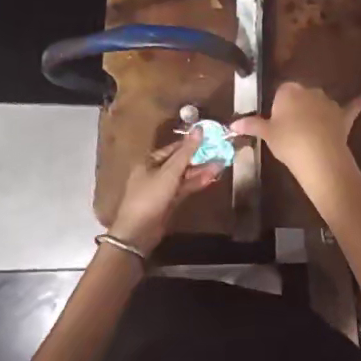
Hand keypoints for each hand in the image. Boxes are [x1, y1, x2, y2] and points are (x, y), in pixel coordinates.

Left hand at [107, 128, 223, 253]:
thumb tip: (198, 129)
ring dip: (200, 171)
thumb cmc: (150, 197)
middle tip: (219, 152)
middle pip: (179, 162)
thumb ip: (185, 152)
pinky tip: (211, 178)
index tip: (209, 138)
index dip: (190, 143)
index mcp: (148, 161)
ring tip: (221, 164)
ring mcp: (162, 189)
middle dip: (198, 158)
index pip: (172, 148)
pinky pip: (183, 189)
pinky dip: (196, 183)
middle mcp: (154, 173)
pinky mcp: (168, 203)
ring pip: (183, 176)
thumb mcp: (169, 173)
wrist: (138, 231)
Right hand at [230, 83, 360, 184]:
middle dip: (296, 109)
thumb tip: (232, 124)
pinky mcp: (344, 115)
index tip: (276, 123)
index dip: (279, 107)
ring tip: (309, 132)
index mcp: (289, 92)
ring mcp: (329, 102)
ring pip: (320, 103)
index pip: (281, 92)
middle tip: (290, 130)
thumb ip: (252, 126)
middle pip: (301, 96)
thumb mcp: (266, 135)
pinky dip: (360, 101)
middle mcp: (310, 91)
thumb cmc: (288, 142)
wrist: (319, 157)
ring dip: (316, 111)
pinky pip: (352, 106)